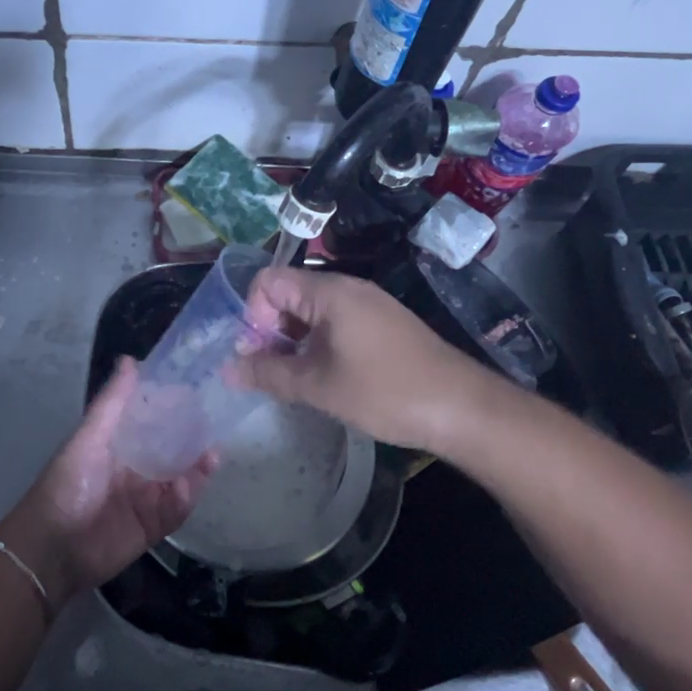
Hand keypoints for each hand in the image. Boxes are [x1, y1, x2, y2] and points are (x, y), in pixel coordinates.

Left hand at [0, 358, 214, 602]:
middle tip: (215, 424)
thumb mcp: (89, 438)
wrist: (54, 547)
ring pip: (180, 479)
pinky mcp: (153, 528)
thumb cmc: (68, 484)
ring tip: (212, 455)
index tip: (198, 392)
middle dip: (193, 439)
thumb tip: (130, 359)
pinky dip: (184, 498)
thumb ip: (113, 403)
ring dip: (196, 468)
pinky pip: (176, 510)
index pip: (152, 421)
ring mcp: (145, 499)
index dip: (174, 408)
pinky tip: (186, 486)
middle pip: (172, 451)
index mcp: (117, 445)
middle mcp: (134, 469)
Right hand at [238, 266, 502, 451]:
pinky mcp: (383, 325)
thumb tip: (227, 370)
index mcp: (330, 292)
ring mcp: (369, 306)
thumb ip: (268, 373)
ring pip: (311, 312)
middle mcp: (348, 289)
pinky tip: (324, 378)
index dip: (251, 315)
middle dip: (268, 330)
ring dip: (293, 341)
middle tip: (268, 371)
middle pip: (288, 294)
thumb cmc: (385, 392)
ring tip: (293, 379)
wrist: (464, 409)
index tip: (256, 354)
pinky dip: (317, 344)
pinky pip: (335, 323)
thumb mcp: (318, 386)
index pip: (268, 281)